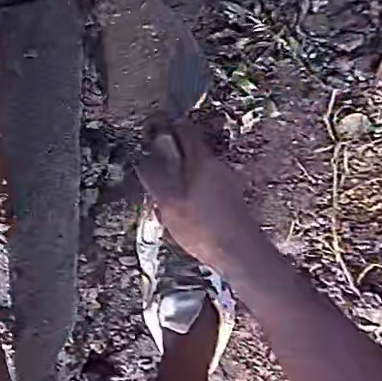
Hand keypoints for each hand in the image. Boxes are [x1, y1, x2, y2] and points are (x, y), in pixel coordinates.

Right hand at [137, 123, 279, 273]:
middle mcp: (218, 167)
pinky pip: (206, 187)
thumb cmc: (204, 228)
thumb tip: (142, 161)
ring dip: (181, 176)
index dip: (167, 127)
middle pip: (192, 151)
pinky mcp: (231, 200)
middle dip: (172, 156)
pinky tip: (183, 211)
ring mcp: (227, 183)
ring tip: (165, 194)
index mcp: (201, 162)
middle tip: (154, 165)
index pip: (185, 131)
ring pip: (198, 171)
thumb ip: (154, 179)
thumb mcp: (168, 203)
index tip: (153, 129)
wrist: (240, 253)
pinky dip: (192, 191)